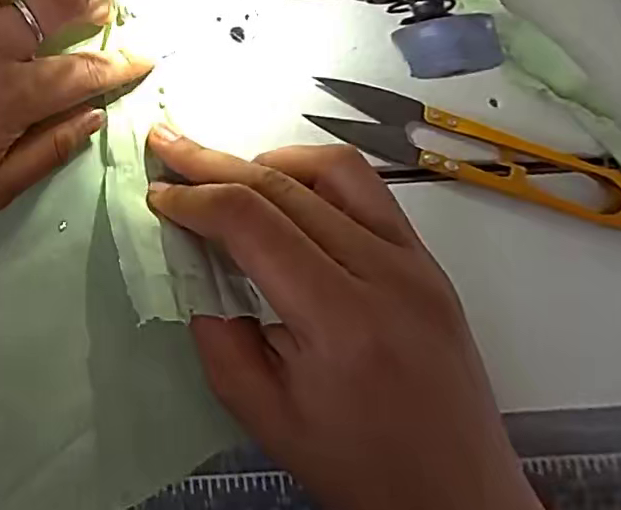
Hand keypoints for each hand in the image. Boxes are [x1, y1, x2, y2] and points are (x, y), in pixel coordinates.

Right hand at [145, 127, 538, 509]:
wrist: (461, 502)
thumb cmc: (362, 471)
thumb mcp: (261, 411)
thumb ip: (212, 329)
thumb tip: (189, 258)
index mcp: (343, 322)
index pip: (252, 222)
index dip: (194, 199)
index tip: (159, 195)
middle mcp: (388, 275)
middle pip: (281, 184)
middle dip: (210, 161)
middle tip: (167, 145)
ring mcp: (416, 260)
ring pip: (328, 168)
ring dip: (263, 159)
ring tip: (223, 169)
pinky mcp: (426, 258)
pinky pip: (364, 187)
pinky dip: (309, 172)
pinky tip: (280, 185)